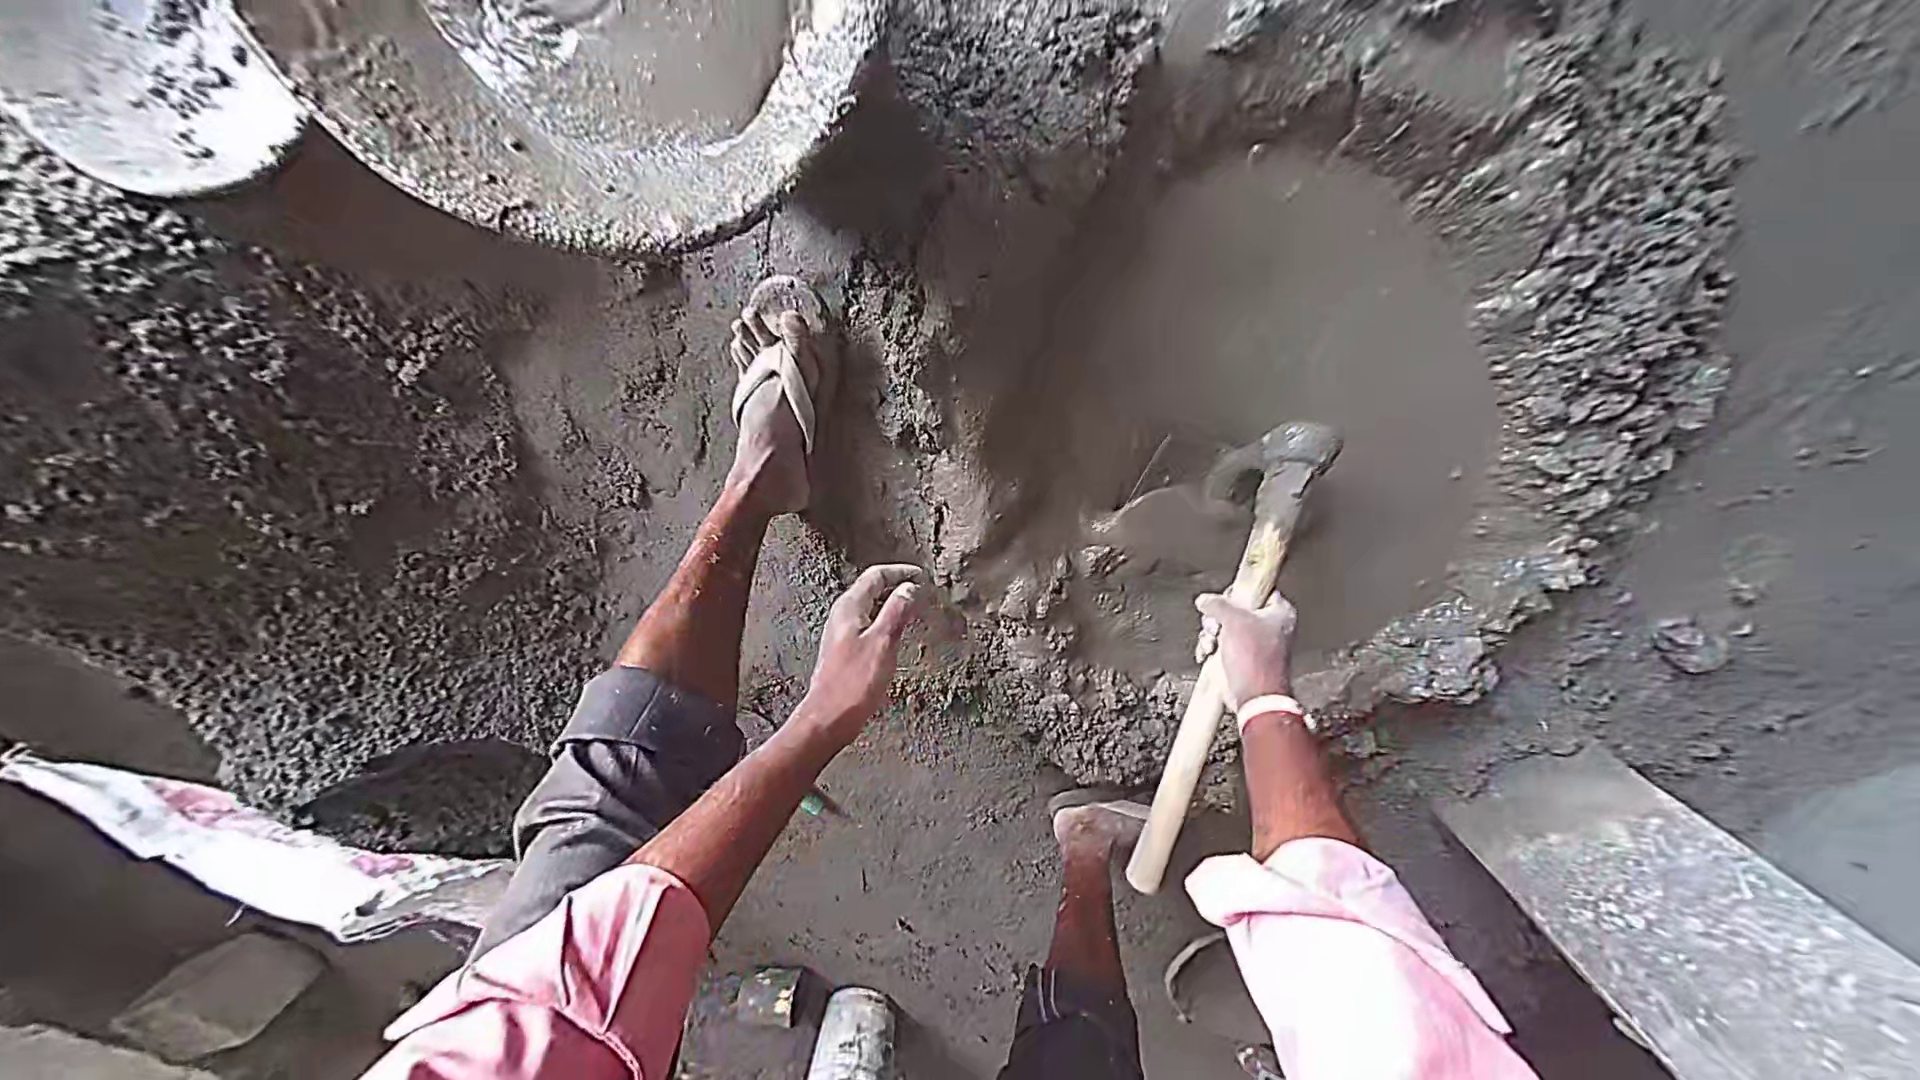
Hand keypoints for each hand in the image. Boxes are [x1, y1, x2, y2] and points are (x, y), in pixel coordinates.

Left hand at [798, 564, 930, 744]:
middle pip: (873, 589)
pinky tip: (900, 634)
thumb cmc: (853, 683)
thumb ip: (897, 611)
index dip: (900, 572)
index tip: (922, 577)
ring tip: (917, 609)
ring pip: (872, 607)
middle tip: (923, 591)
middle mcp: (843, 615)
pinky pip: (870, 625)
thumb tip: (910, 588)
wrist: (829, 718)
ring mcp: (842, 633)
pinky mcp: (846, 650)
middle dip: (898, 586)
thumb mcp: (883, 642)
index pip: (876, 575)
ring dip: (894, 605)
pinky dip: (887, 622)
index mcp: (849, 607)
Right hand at [1194, 592, 1296, 709]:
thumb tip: (1204, 600)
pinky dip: (1210, 646)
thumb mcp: (1234, 620)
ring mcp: (1253, 641)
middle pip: (1234, 607)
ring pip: (1222, 624)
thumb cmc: (1254, 658)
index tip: (1226, 600)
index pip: (1256, 589)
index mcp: (1278, 612)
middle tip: (1217, 626)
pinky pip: (1218, 641)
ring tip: (1213, 643)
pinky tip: (1209, 653)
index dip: (1237, 593)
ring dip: (1210, 633)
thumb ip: (1218, 604)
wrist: (1252, 695)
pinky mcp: (1239, 656)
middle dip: (1217, 617)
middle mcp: (1268, 625)